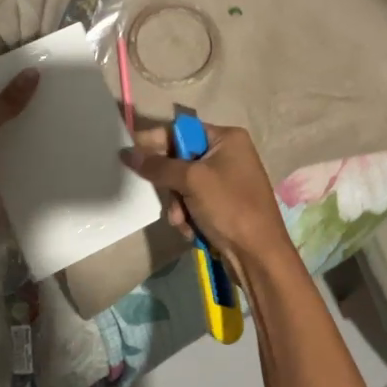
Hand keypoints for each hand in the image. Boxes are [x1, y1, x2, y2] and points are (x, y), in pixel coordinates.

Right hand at [121, 124, 290, 279]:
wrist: (259, 255)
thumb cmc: (229, 207)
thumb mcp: (192, 181)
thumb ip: (158, 166)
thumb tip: (127, 152)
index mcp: (227, 138)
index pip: (182, 131)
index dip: (155, 141)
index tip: (131, 153)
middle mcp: (229, 154)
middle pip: (181, 159)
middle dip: (171, 185)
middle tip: (167, 199)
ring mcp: (228, 180)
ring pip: (185, 185)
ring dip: (178, 205)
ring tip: (182, 221)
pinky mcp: (225, 204)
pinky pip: (195, 202)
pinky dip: (189, 216)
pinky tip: (192, 230)